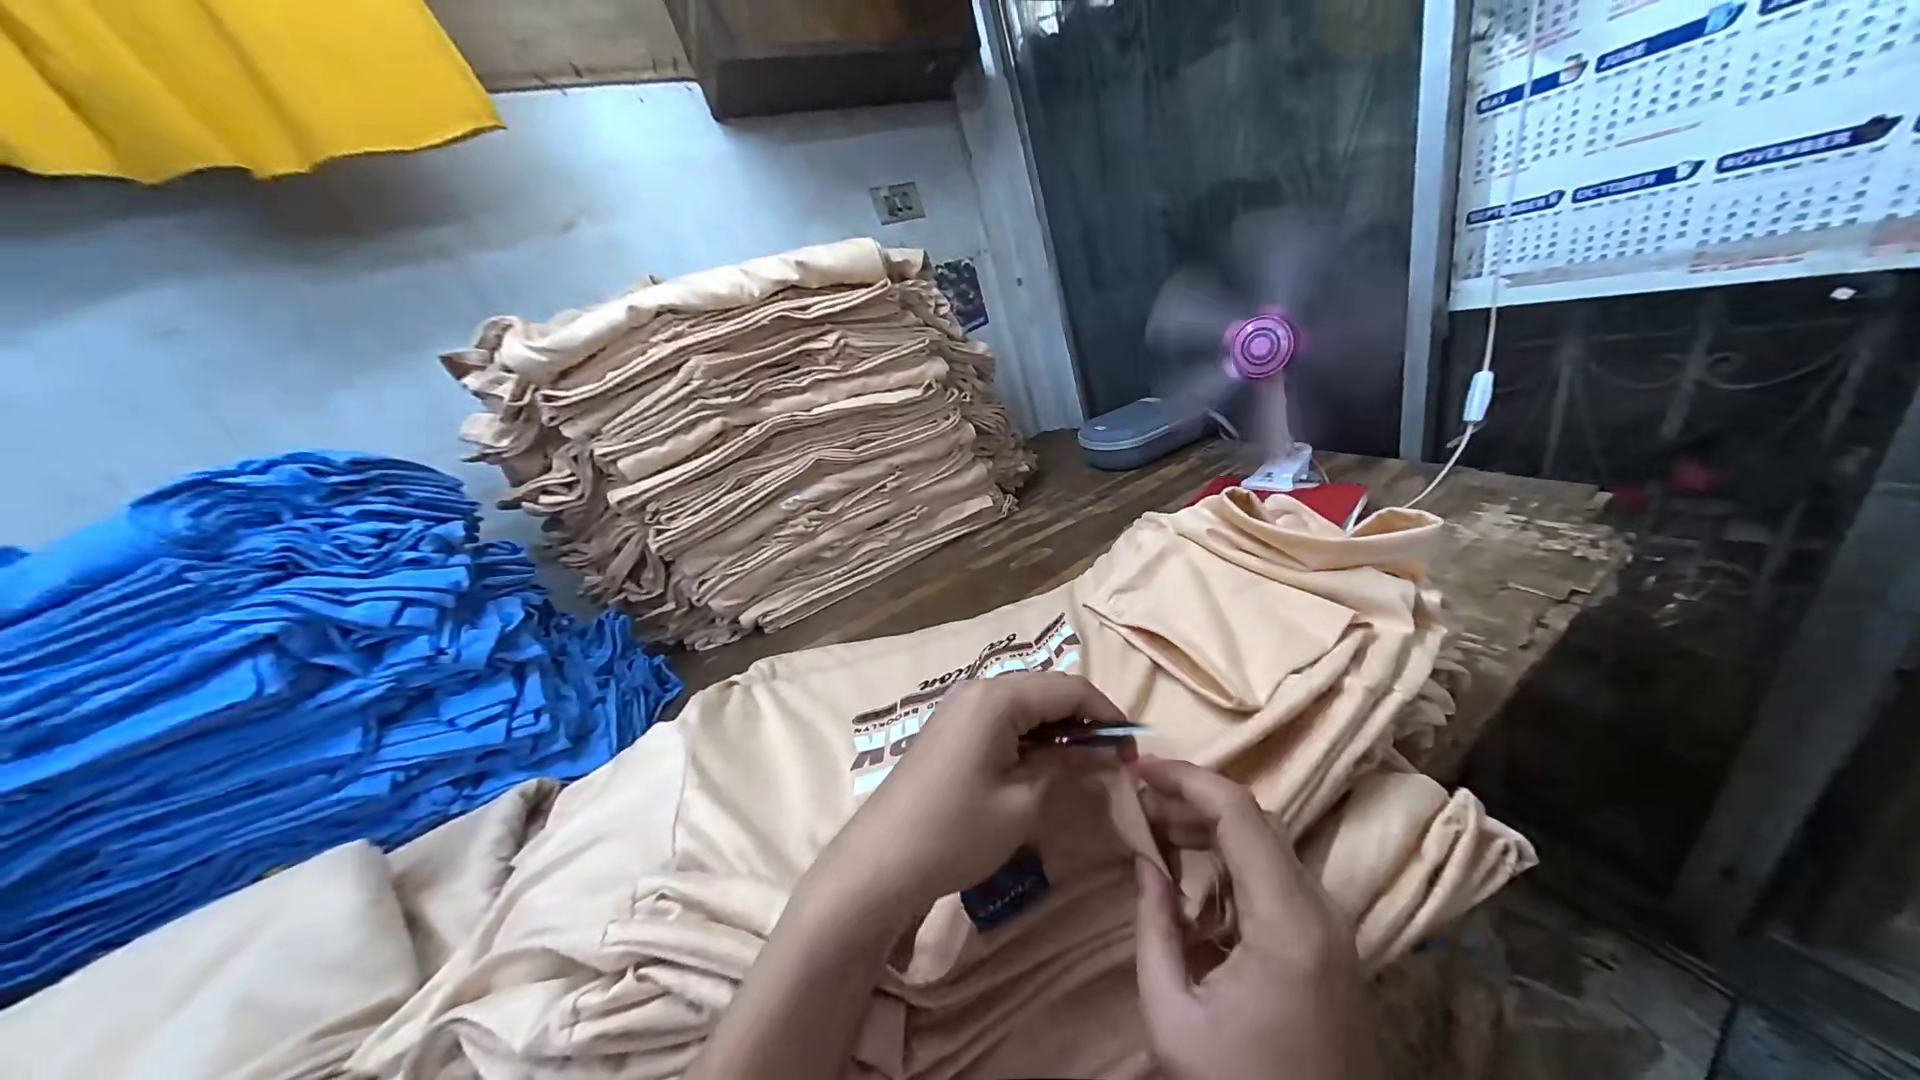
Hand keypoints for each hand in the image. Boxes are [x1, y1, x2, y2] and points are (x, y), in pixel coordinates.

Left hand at [814, 671, 1124, 918]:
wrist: (880, 861)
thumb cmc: (956, 831)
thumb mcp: (1024, 803)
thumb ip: (1068, 767)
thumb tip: (1102, 753)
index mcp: (998, 697)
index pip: (1070, 688)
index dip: (1107, 716)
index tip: (1132, 753)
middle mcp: (978, 688)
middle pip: (1047, 691)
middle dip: (1083, 722)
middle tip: (1110, 763)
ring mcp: (960, 707)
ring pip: (1025, 706)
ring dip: (1057, 731)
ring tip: (1081, 768)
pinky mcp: (950, 728)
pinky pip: (1002, 720)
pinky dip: (1029, 738)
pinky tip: (1040, 767)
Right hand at [1133, 757, 1381, 1079]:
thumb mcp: (1174, 1017)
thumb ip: (1154, 928)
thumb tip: (1147, 861)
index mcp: (1288, 922)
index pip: (1238, 812)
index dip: (1186, 777)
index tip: (1139, 768)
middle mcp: (1322, 909)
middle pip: (1255, 819)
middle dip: (1191, 798)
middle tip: (1137, 801)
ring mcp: (1333, 926)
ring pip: (1267, 842)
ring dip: (1210, 826)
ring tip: (1155, 827)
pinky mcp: (1330, 943)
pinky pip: (1276, 875)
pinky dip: (1231, 858)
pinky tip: (1192, 872)